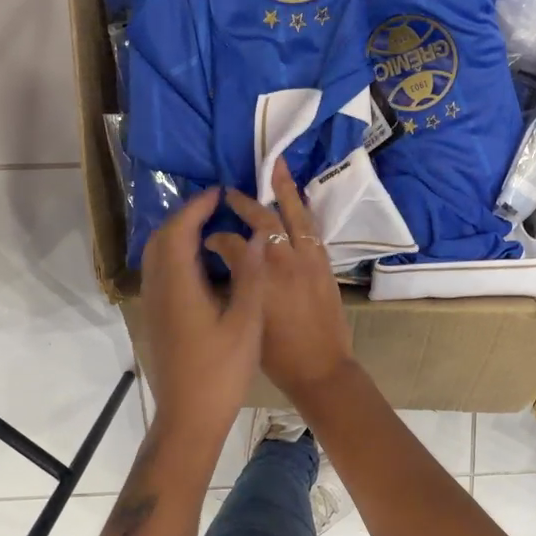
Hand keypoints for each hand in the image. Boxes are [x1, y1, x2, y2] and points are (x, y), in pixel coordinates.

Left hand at [140, 188, 265, 442]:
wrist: (189, 416)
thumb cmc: (221, 371)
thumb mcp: (245, 322)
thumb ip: (250, 275)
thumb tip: (258, 236)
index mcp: (178, 285)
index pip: (179, 230)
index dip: (197, 207)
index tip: (221, 192)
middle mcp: (158, 290)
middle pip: (161, 239)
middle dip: (185, 217)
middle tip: (217, 208)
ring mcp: (153, 306)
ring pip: (158, 257)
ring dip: (180, 237)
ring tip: (214, 231)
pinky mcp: (157, 320)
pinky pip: (162, 274)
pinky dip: (179, 258)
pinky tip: (206, 268)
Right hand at [206, 160, 354, 403]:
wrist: (321, 369)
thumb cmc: (278, 356)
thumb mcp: (246, 321)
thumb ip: (236, 289)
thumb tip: (224, 270)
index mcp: (261, 277)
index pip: (233, 243)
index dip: (218, 239)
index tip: (209, 240)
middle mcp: (286, 262)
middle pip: (265, 220)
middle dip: (245, 203)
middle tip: (232, 192)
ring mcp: (310, 261)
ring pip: (297, 216)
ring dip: (285, 191)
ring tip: (277, 166)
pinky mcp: (325, 267)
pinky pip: (314, 230)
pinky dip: (304, 213)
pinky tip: (299, 203)